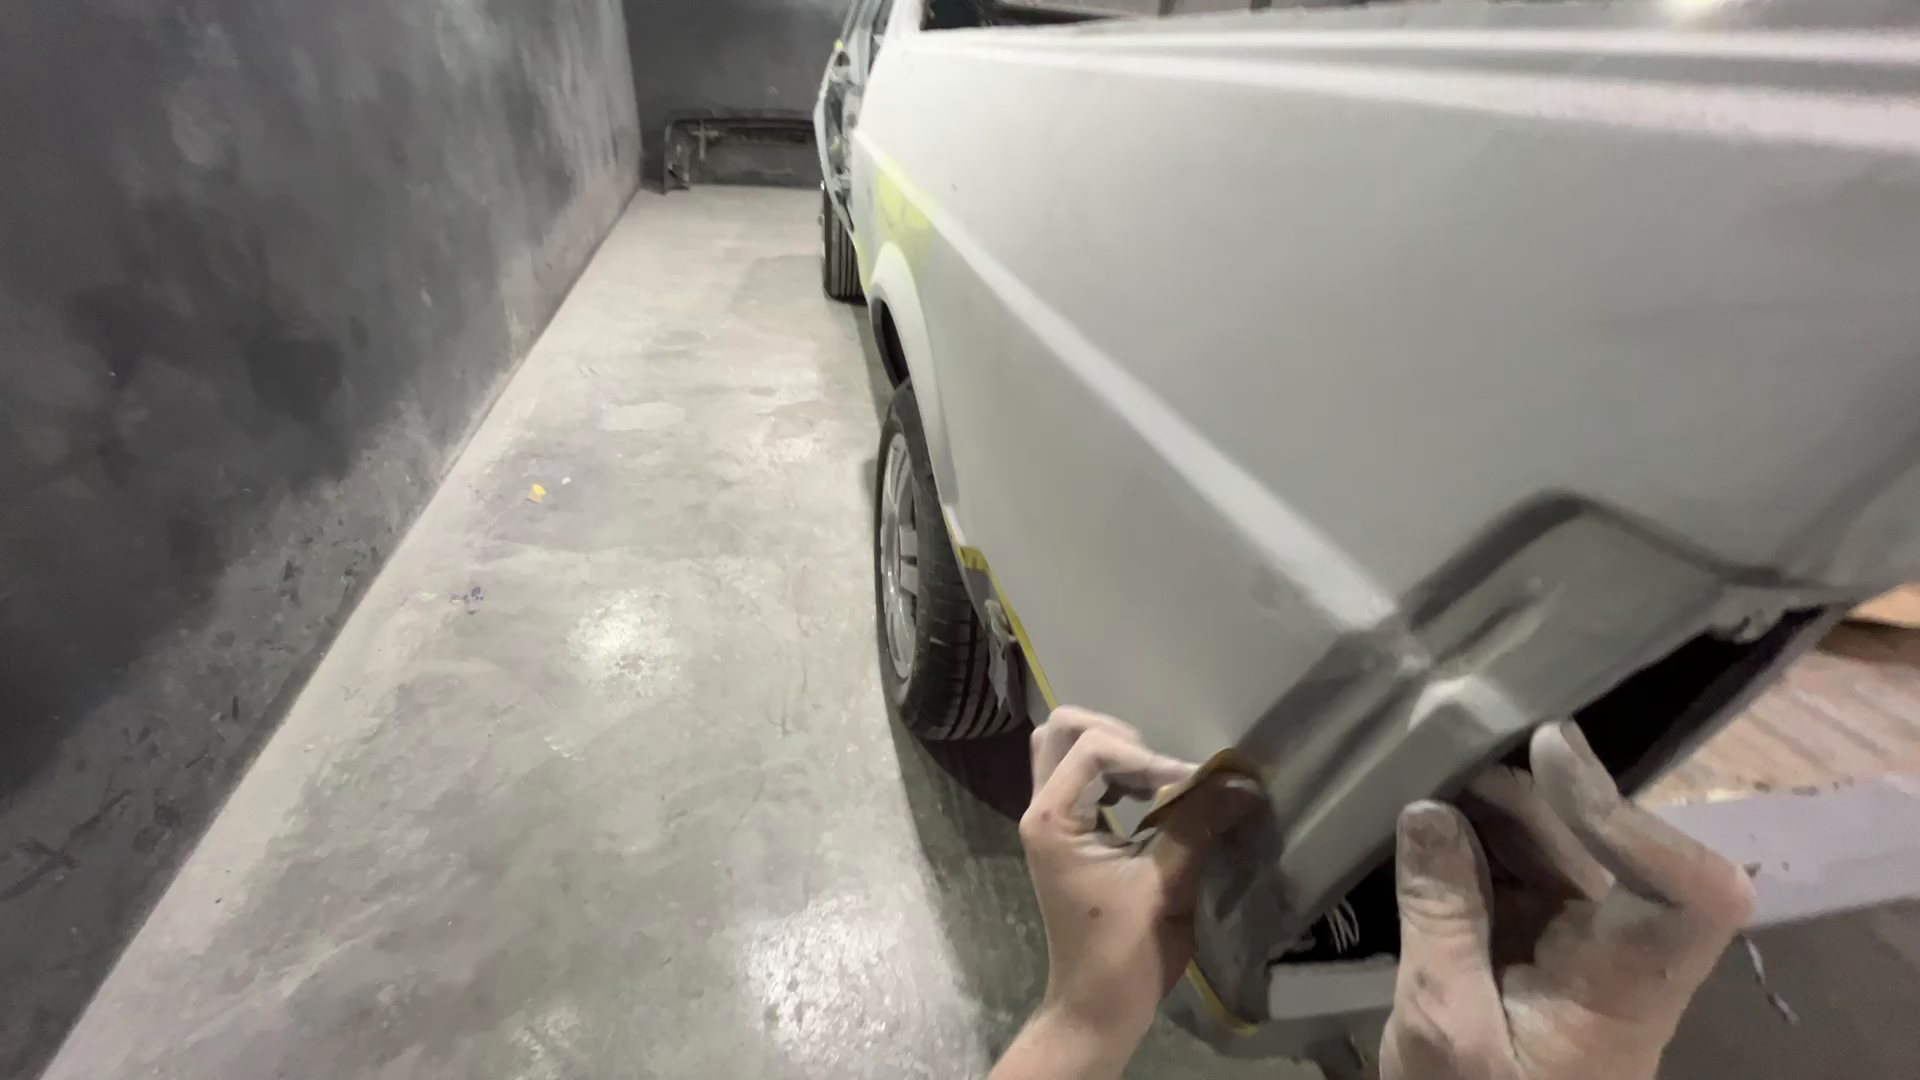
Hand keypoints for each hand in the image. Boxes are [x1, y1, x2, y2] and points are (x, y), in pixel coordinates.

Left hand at [992, 707, 1255, 1079]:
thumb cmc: (1125, 954)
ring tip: (1153, 778)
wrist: (1094, 1005)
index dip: (1146, 757)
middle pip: (1062, 730)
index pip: (1093, 750)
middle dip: (1115, 735)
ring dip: (1111, 749)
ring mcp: (1047, 815)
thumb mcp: (1166, 885)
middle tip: (1157, 769)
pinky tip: (1143, 794)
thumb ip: (1196, 825)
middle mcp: (1040, 807)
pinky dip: (1108, 769)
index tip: (1189, 782)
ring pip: (1062, 746)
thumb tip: (1240, 783)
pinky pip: (1074, 772)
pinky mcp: (1062, 827)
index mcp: (1052, 818)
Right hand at [1382, 721, 1755, 1079]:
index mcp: (1624, 989)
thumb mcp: (1443, 1026)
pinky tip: (1422, 823)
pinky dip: (1468, 831)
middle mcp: (1617, 949)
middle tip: (1431, 762)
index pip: (1687, 894)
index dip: (1627, 815)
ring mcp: (1577, 937)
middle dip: (1520, 794)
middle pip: (1601, 846)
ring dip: (1486, 807)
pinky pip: (1514, 861)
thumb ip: (1438, 919)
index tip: (1545, 749)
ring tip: (1415, 787)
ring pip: (1554, 843)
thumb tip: (1426, 810)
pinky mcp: (1537, 931)